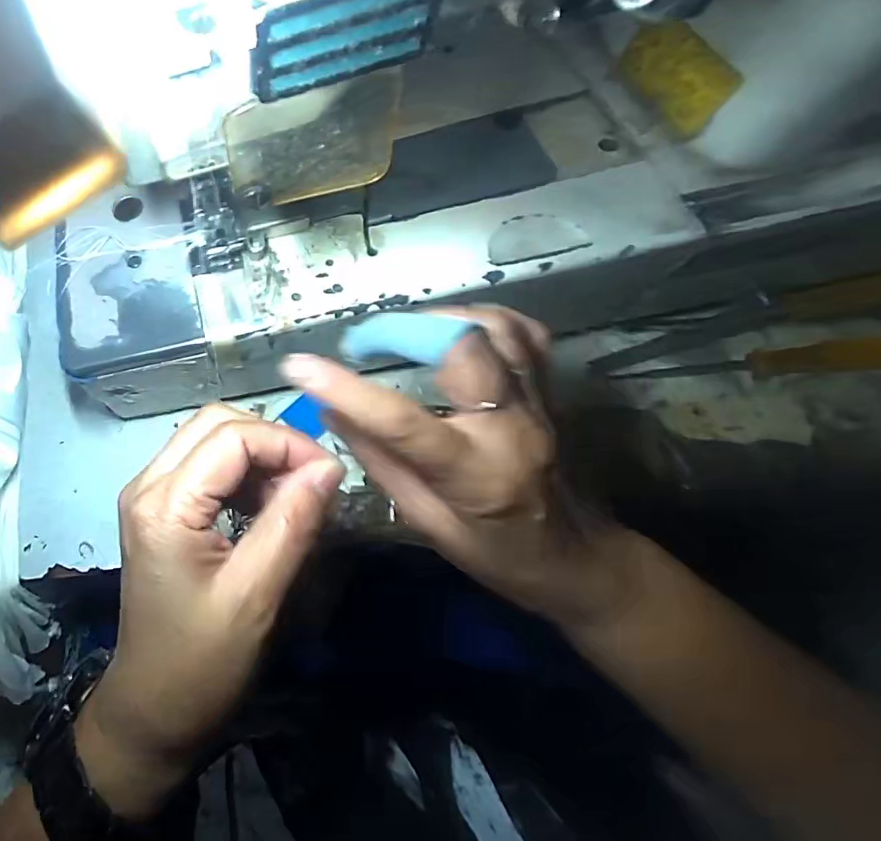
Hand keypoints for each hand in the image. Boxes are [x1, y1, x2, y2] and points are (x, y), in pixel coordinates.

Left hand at [77, 404, 344, 819]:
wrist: (151, 708)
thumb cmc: (200, 663)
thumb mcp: (255, 596)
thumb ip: (291, 523)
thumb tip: (330, 466)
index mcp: (164, 504)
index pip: (232, 436)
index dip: (287, 443)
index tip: (331, 473)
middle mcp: (147, 484)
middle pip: (216, 423)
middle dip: (272, 441)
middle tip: (314, 479)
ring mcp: (148, 492)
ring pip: (209, 436)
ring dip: (258, 453)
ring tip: (295, 494)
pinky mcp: (157, 506)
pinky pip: (203, 462)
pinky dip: (241, 470)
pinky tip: (267, 502)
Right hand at [277, 305, 639, 626]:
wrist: (581, 560)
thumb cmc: (500, 554)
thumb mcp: (428, 524)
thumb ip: (380, 462)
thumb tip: (331, 410)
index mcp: (476, 473)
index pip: (401, 421)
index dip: (344, 388)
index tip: (299, 365)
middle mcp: (512, 425)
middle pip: (462, 348)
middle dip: (400, 331)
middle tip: (363, 343)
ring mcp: (537, 400)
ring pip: (494, 327)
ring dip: (438, 320)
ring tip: (402, 333)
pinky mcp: (549, 388)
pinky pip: (522, 331)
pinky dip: (482, 320)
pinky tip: (454, 329)